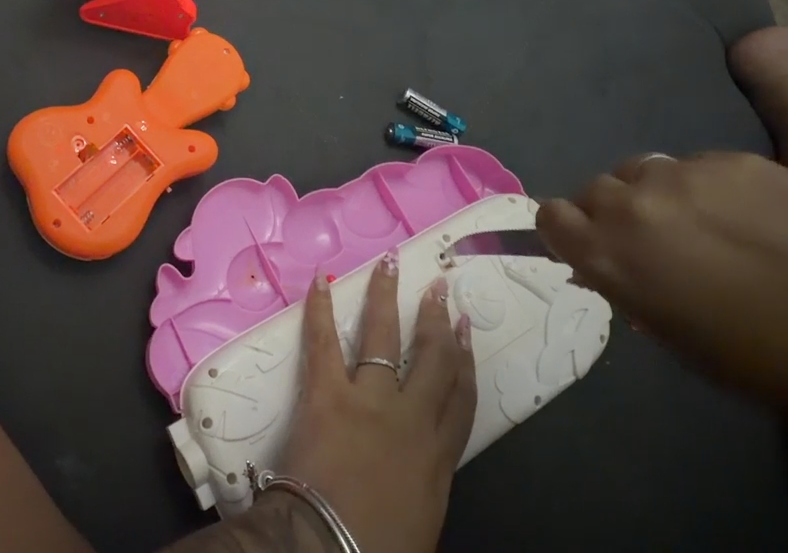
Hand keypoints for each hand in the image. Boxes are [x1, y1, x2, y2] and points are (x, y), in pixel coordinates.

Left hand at [275, 256, 476, 552]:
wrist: (327, 549)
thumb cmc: (377, 547)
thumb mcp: (422, 519)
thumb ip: (427, 483)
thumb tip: (421, 470)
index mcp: (438, 456)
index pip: (462, 399)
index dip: (466, 360)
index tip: (466, 329)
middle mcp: (411, 419)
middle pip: (432, 359)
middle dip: (437, 319)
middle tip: (440, 286)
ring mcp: (369, 401)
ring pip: (384, 337)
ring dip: (386, 297)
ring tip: (391, 263)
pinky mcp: (327, 395)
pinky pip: (324, 343)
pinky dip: (321, 310)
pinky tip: (321, 280)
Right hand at [536, 152, 787, 442]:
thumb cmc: (765, 362)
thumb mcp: (673, 336)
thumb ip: (625, 285)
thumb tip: (606, 263)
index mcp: (610, 256)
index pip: (551, 216)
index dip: (569, 231)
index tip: (591, 247)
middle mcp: (635, 205)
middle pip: (595, 190)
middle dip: (614, 214)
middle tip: (658, 244)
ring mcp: (686, 175)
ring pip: (644, 171)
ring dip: (657, 195)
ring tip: (704, 225)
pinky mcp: (736, 160)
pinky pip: (696, 166)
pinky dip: (707, 187)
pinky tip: (750, 216)